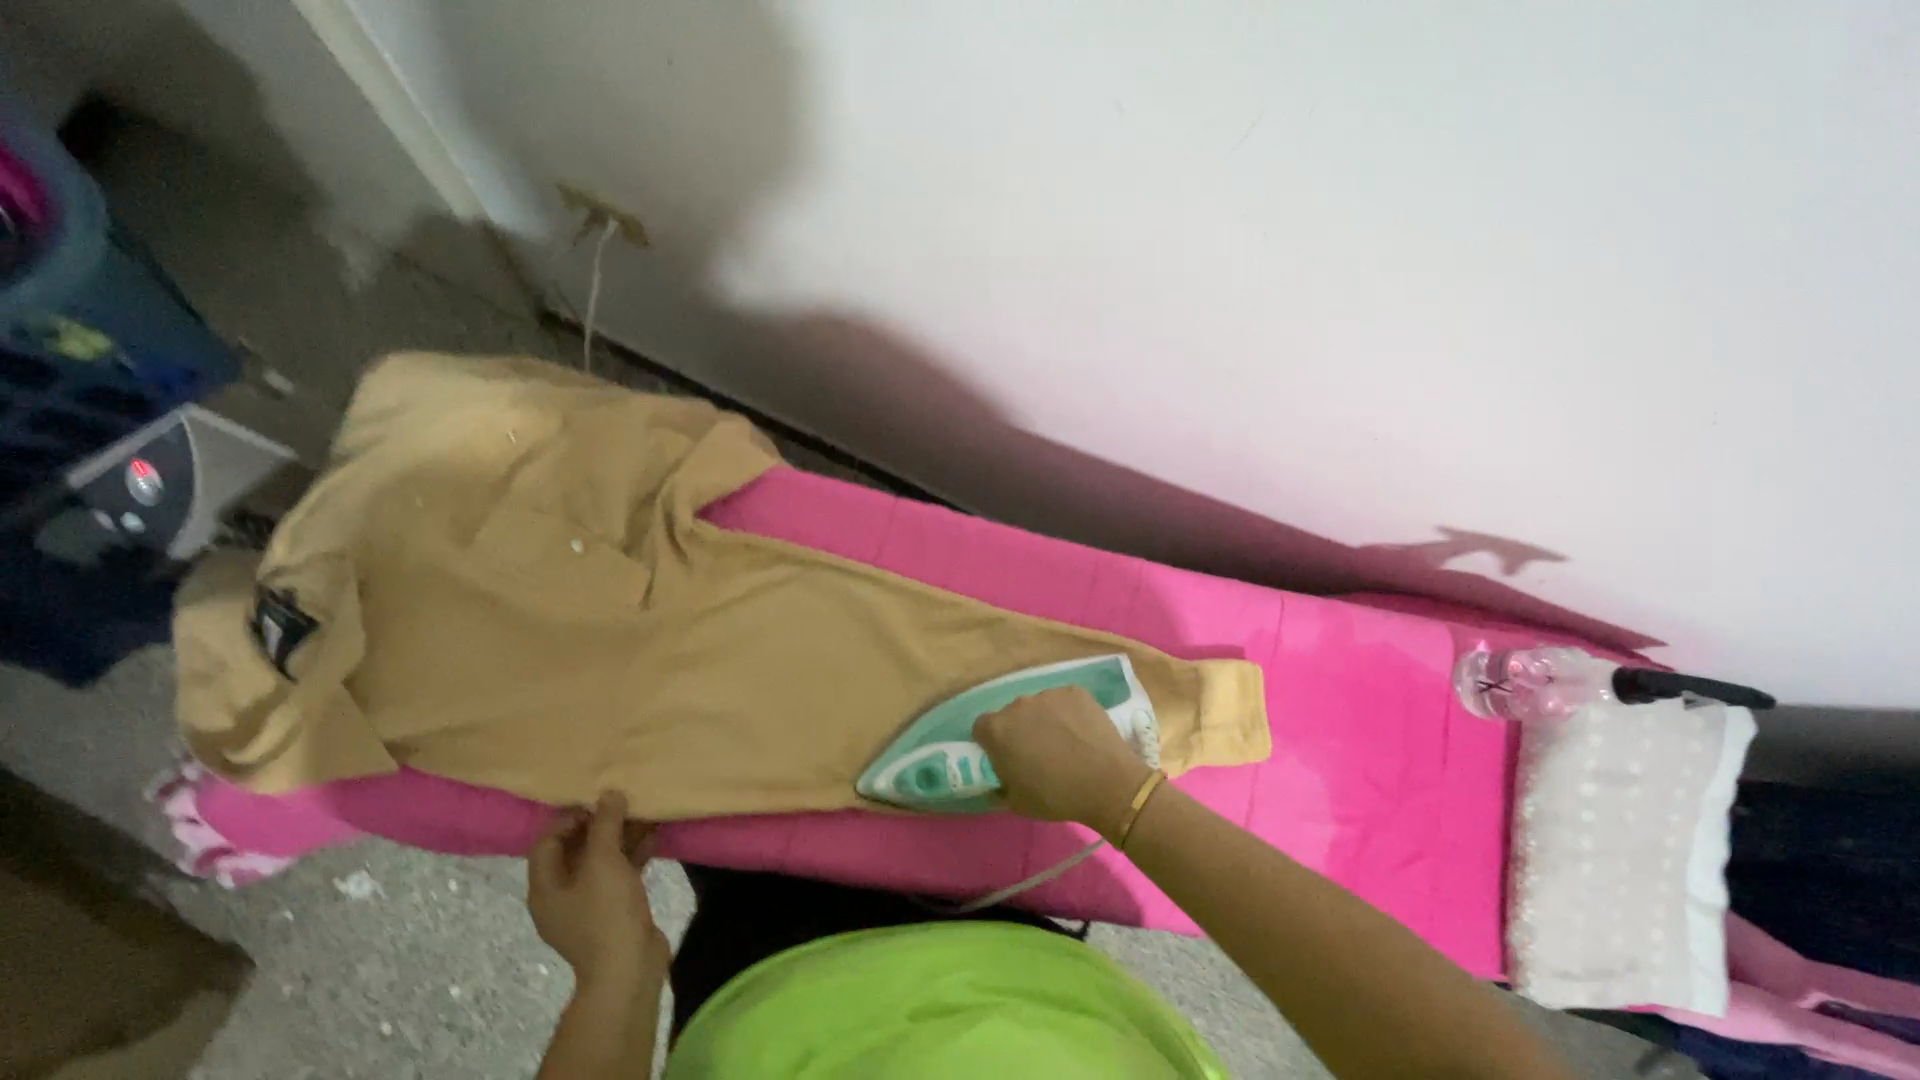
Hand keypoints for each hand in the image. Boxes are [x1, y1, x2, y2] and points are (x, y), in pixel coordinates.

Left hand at [527, 791, 670, 995]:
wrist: (628, 970)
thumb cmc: (606, 913)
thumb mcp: (604, 862)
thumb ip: (605, 825)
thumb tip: (609, 793)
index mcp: (545, 888)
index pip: (547, 842)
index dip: (570, 818)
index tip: (598, 802)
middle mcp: (560, 897)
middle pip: (574, 851)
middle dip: (600, 826)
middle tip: (624, 804)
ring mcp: (587, 907)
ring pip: (600, 863)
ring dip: (620, 839)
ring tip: (644, 815)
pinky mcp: (612, 913)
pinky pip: (618, 876)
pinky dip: (633, 857)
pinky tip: (654, 838)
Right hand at [973, 685, 1154, 841]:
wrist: (1107, 785)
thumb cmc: (1056, 797)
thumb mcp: (1016, 803)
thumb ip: (999, 786)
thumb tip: (995, 781)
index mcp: (997, 729)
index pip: (982, 728)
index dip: (991, 743)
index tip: (1006, 757)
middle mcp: (1018, 704)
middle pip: (1011, 714)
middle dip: (1019, 729)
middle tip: (1037, 752)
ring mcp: (1049, 694)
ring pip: (1039, 706)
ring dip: (1044, 720)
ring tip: (1065, 742)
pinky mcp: (1075, 691)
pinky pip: (1064, 701)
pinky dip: (1068, 713)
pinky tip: (1081, 732)